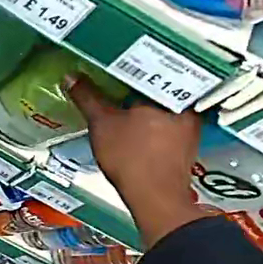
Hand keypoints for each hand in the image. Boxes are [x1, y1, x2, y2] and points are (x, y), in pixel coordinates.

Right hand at [67, 75, 205, 248]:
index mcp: (171, 92)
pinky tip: (134, 127)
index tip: (111, 64)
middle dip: (136, 85)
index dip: (127, 64)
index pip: (149, 66)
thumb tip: (72, 77)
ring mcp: (190, 128)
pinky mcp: (186, 147)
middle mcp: (188, 106)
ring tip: (121, 103)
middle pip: (158, 86)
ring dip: (144, 105)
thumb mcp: (102, 124)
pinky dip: (151, 123)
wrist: (155, 199)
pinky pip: (167, 125)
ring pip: (163, 106)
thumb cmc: (131, 158)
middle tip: (114, 82)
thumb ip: (87, 98)